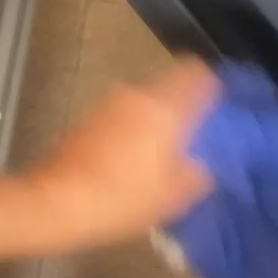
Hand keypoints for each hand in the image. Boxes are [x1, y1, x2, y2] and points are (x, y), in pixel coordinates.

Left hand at [28, 56, 218, 248]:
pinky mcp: (89, 120)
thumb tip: (202, 164)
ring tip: (164, 155)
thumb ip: (199, 173)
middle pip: (171, 86)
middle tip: (196, 138)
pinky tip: (134, 163)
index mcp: (165, 106)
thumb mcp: (175, 196)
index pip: (197, 73)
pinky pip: (124, 116)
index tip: (222, 107)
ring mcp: (108, 105)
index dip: (213, 85)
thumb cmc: (122, 198)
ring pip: (146, 102)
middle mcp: (137, 95)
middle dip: (185, 107)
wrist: (55, 203)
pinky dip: (135, 131)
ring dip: (158, 120)